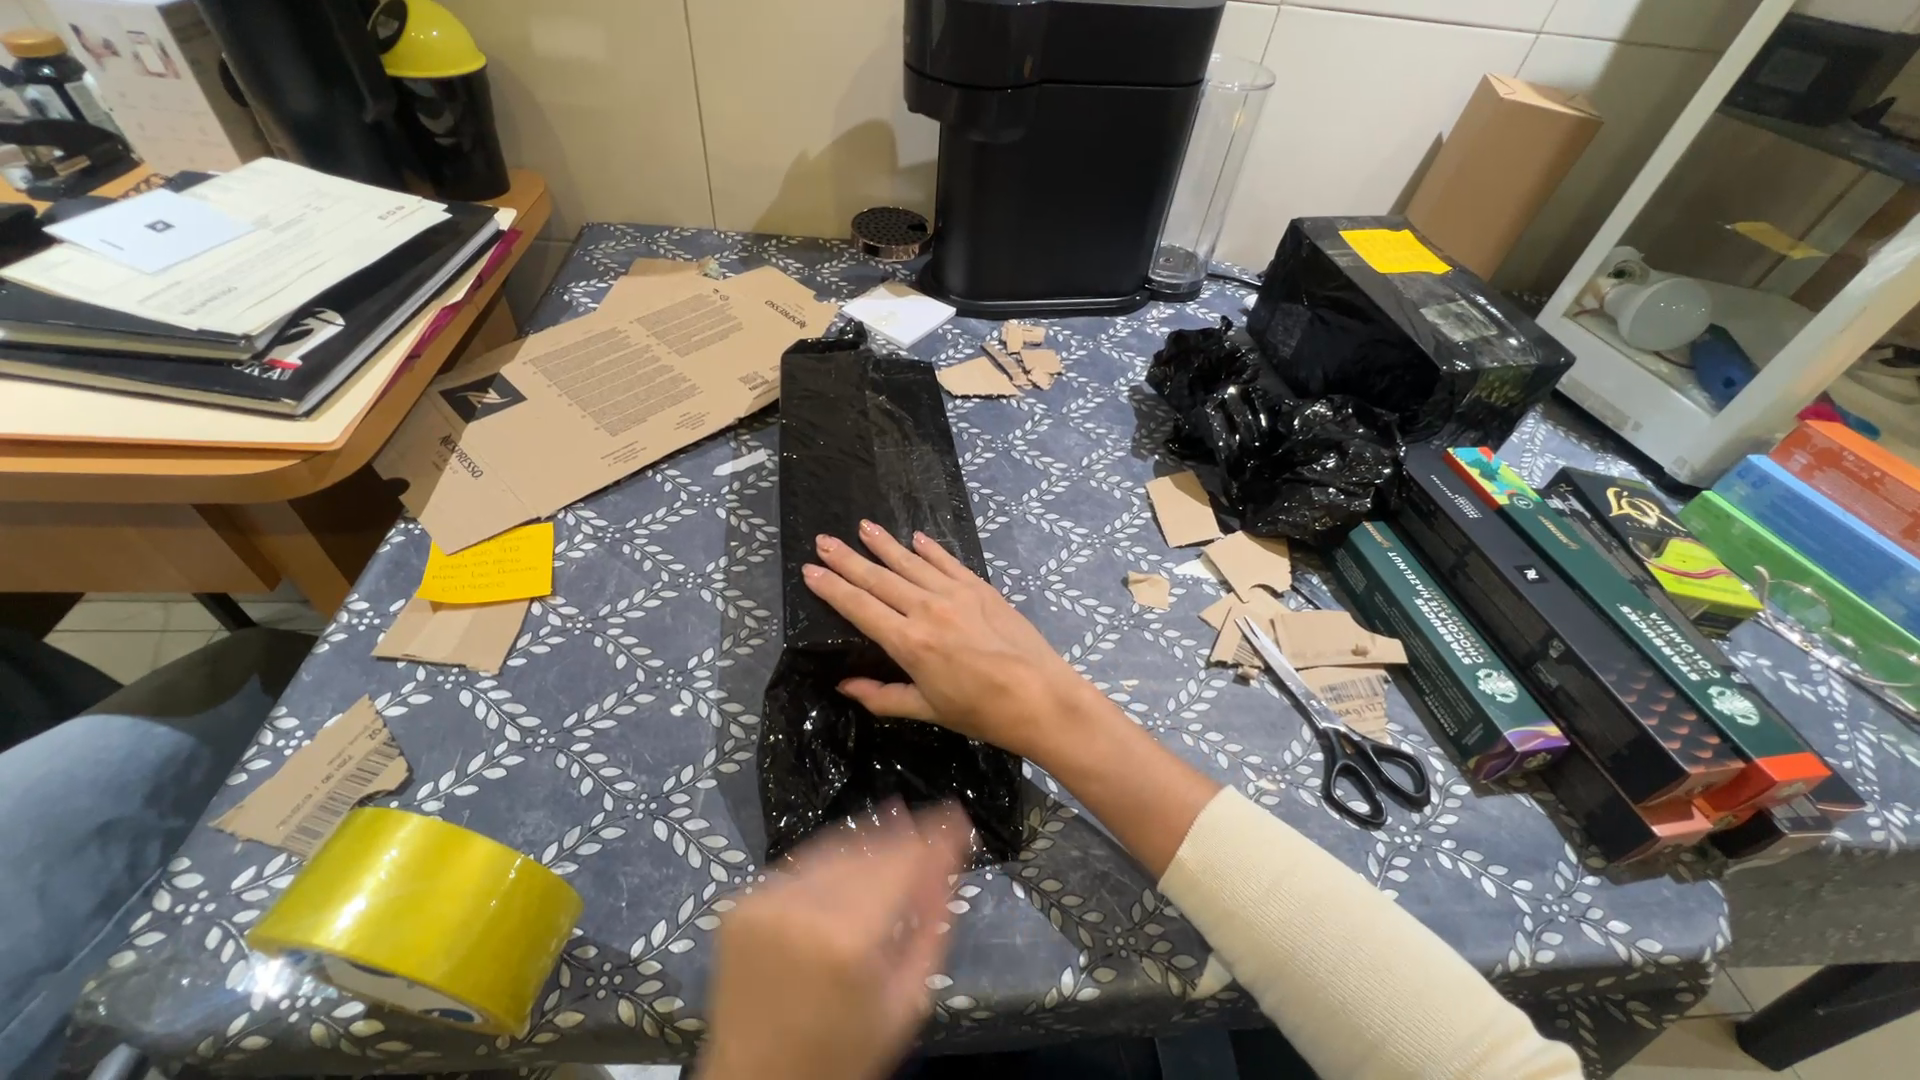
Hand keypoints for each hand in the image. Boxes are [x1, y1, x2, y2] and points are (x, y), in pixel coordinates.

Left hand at [700, 805, 969, 1079]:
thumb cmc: (842, 1053)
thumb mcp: (905, 1002)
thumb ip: (931, 928)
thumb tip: (946, 865)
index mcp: (849, 937)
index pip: (902, 861)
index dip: (934, 834)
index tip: (957, 817)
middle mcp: (803, 907)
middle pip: (869, 848)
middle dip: (904, 836)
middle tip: (932, 827)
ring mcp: (767, 900)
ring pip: (833, 850)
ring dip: (868, 843)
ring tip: (896, 838)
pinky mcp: (742, 902)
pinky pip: (800, 867)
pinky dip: (830, 863)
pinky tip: (851, 867)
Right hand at [802, 522, 1110, 762]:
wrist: (1040, 696)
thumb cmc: (981, 711)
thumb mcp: (927, 709)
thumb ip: (882, 696)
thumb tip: (844, 685)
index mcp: (908, 642)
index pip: (859, 607)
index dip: (831, 588)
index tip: (810, 570)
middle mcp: (927, 609)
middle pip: (878, 579)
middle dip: (847, 559)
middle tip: (823, 540)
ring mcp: (956, 594)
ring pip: (910, 563)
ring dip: (884, 545)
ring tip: (863, 527)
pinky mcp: (981, 588)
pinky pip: (947, 562)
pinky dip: (930, 549)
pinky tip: (915, 538)